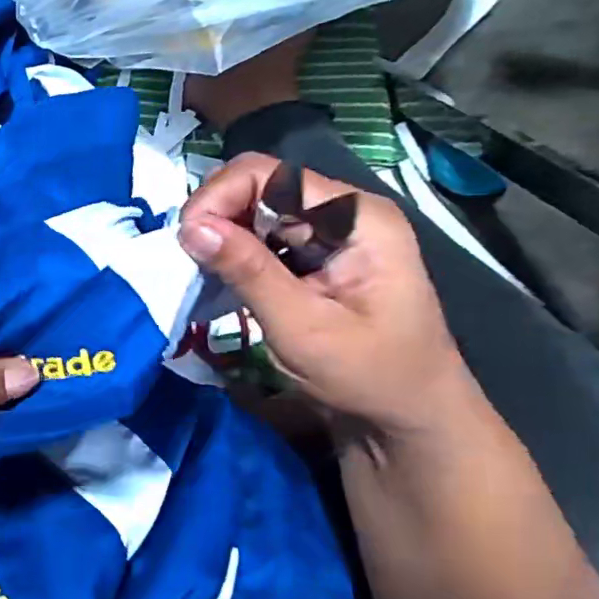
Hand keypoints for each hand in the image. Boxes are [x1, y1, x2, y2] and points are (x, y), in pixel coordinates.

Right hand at [177, 153, 479, 437]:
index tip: (187, 238)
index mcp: (356, 217)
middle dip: (215, 215)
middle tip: (191, 257)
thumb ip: (248, 272)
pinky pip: (260, 233)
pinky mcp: (313, 253)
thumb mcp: (303, 329)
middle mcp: (343, 212)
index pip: (267, 175)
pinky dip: (232, 250)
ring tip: (204, 271)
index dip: (219, 197)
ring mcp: (329, 231)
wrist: (411, 423)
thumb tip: (190, 227)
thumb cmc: (370, 378)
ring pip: (253, 208)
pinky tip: (223, 277)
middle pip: (257, 185)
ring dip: (221, 234)